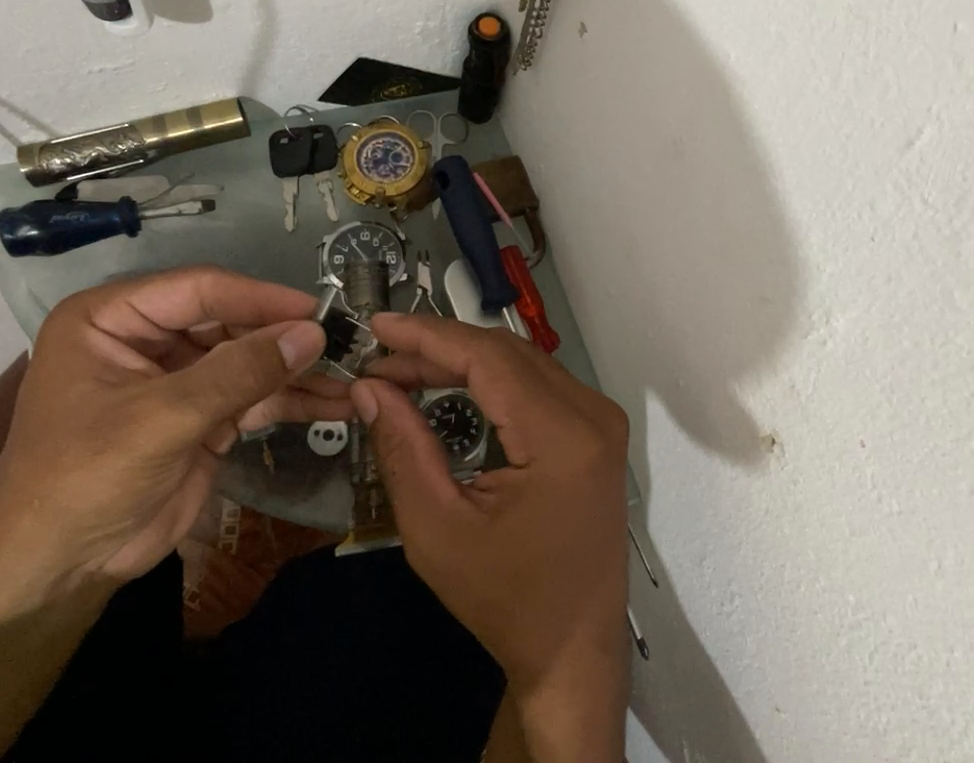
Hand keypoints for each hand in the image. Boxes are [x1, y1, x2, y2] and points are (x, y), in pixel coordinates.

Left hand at [0, 267, 344, 606]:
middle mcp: (147, 338)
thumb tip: (314, 332)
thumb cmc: (84, 480)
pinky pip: (257, 396)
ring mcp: (180, 378)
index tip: (318, 312)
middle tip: (349, 344)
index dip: (261, 298)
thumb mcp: (162, 420)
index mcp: (112, 319)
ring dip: (301, 371)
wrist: (59, 570)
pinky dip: (295, 401)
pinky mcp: (204, 415)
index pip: (200, 290)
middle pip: (234, 321)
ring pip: (253, 358)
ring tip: (357, 375)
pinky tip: (339, 404)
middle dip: (288, 337)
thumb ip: (240, 372)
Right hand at [353, 314, 629, 756]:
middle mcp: (593, 415)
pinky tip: (453, 387)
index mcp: (562, 437)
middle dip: (441, 348)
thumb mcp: (438, 529)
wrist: (573, 647)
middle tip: (381, 357)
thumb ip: (404, 448)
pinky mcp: (598, 434)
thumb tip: (371, 387)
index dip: (428, 336)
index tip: (376, 326)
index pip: (489, 358)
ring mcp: (602, 422)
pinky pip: (541, 386)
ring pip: (526, 364)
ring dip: (466, 361)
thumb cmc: (505, 599)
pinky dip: (494, 380)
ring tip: (405, 369)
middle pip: (509, 354)